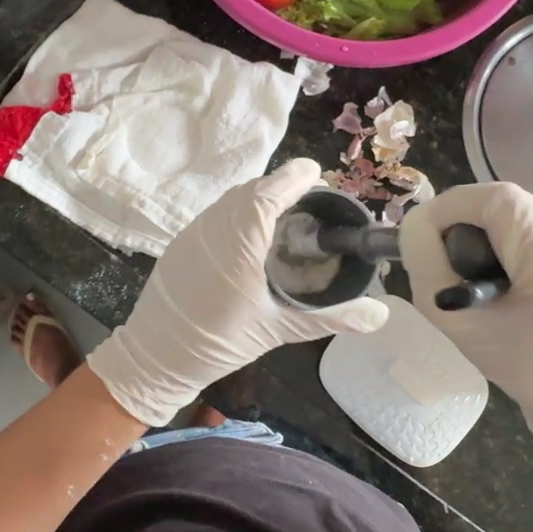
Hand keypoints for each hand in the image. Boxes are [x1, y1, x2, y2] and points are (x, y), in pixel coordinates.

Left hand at [87, 158, 390, 425]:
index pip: (267, 194)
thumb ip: (328, 319)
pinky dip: (236, 212)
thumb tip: (378, 316)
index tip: (316, 172)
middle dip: (280, 186)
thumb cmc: (216, 343)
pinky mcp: (180, 244)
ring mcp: (192, 234)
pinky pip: (213, 215)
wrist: (154, 359)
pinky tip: (251, 233)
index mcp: (238, 243)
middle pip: (250, 192)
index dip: (292, 178)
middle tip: (309, 197)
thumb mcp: (276, 331)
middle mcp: (212, 229)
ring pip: (228, 201)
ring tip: (285, 211)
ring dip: (257, 198)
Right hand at [398, 182, 532, 445]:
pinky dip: (522, 247)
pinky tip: (524, 285)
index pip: (496, 200)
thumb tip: (417, 225)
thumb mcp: (460, 326)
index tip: (428, 238)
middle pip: (509, 205)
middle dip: (470, 227)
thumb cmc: (528, 371)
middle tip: (455, 268)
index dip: (451, 208)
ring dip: (496, 237)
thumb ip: (428, 268)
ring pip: (526, 215)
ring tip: (492, 282)